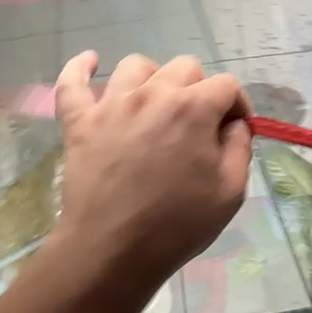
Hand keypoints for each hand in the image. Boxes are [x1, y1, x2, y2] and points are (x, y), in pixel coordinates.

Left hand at [40, 52, 252, 312]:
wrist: (112, 250)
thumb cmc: (178, 225)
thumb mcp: (231, 191)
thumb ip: (239, 147)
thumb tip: (234, 124)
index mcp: (193, 108)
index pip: (226, 85)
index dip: (237, 105)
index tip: (236, 131)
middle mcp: (152, 94)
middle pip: (184, 66)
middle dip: (200, 89)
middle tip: (199, 124)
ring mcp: (110, 104)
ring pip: (136, 66)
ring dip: (154, 79)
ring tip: (157, 105)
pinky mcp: (79, 121)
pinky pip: (72, 82)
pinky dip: (80, 67)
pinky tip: (90, 61)